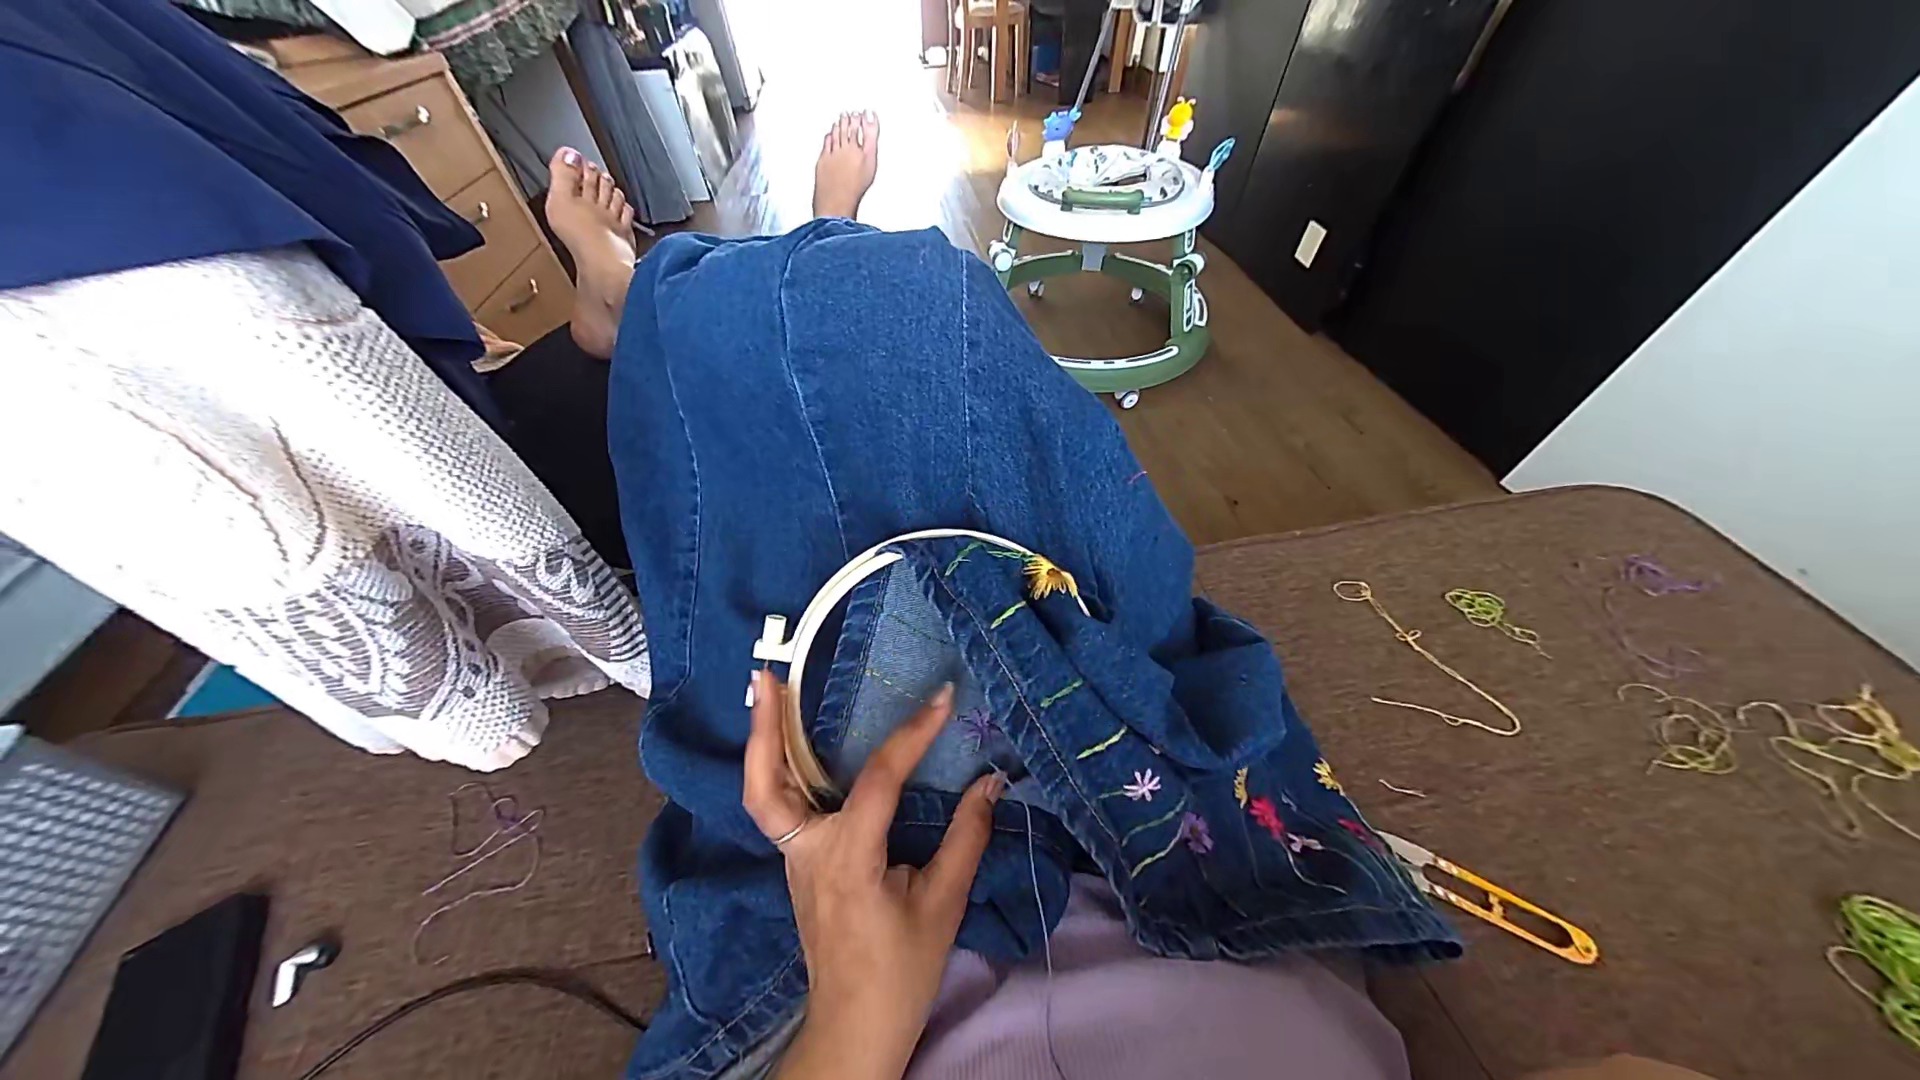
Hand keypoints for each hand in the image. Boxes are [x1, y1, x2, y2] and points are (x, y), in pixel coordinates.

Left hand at [743, 669, 1003, 1079]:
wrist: (855, 1027)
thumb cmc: (901, 970)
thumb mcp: (943, 904)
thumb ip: (966, 836)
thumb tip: (990, 780)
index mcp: (848, 860)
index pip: (878, 781)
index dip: (912, 735)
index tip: (941, 699)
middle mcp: (809, 851)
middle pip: (768, 787)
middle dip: (766, 728)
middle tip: (767, 675)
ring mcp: (795, 857)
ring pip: (762, 794)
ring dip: (762, 741)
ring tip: (768, 692)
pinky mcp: (798, 861)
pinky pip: (778, 806)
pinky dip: (776, 766)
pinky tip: (789, 740)